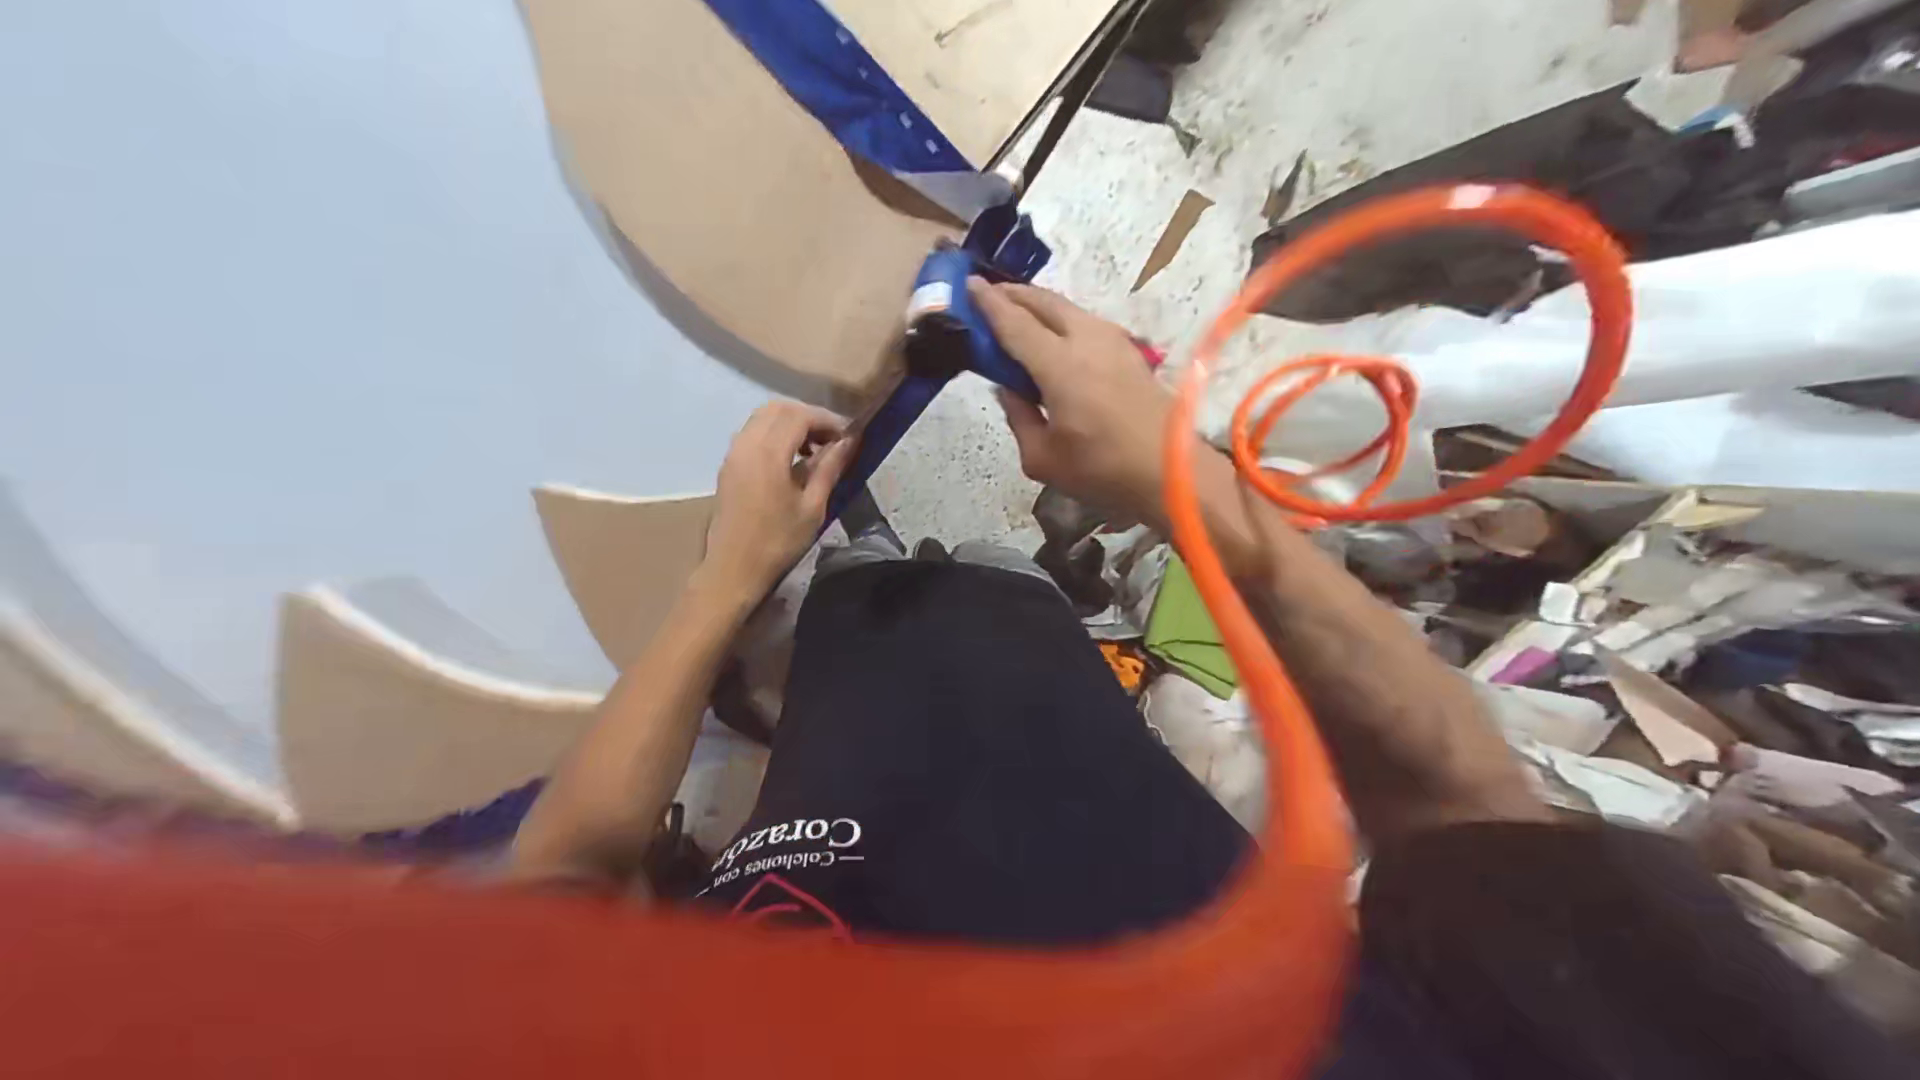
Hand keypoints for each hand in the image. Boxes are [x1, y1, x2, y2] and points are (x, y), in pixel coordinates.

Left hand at [700, 403, 854, 598]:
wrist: (733, 569)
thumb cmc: (778, 542)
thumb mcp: (813, 506)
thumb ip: (830, 467)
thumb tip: (849, 441)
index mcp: (768, 453)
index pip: (799, 415)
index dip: (827, 420)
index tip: (848, 436)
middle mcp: (746, 444)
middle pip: (779, 409)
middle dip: (809, 417)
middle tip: (832, 440)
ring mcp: (734, 453)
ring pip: (763, 418)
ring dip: (791, 424)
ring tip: (814, 450)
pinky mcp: (729, 465)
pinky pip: (753, 433)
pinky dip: (775, 435)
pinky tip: (792, 460)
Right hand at [969, 279, 1171, 517]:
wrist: (1171, 471)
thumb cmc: (1101, 470)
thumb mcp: (1041, 457)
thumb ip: (1018, 415)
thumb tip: (1008, 388)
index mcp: (1059, 366)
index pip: (1014, 323)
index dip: (988, 303)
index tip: (969, 284)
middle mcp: (1086, 340)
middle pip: (1043, 302)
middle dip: (1013, 295)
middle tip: (989, 297)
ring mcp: (1112, 341)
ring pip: (1067, 309)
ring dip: (1039, 306)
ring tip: (1018, 315)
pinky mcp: (1129, 351)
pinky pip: (1085, 322)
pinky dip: (1061, 320)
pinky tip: (1053, 338)